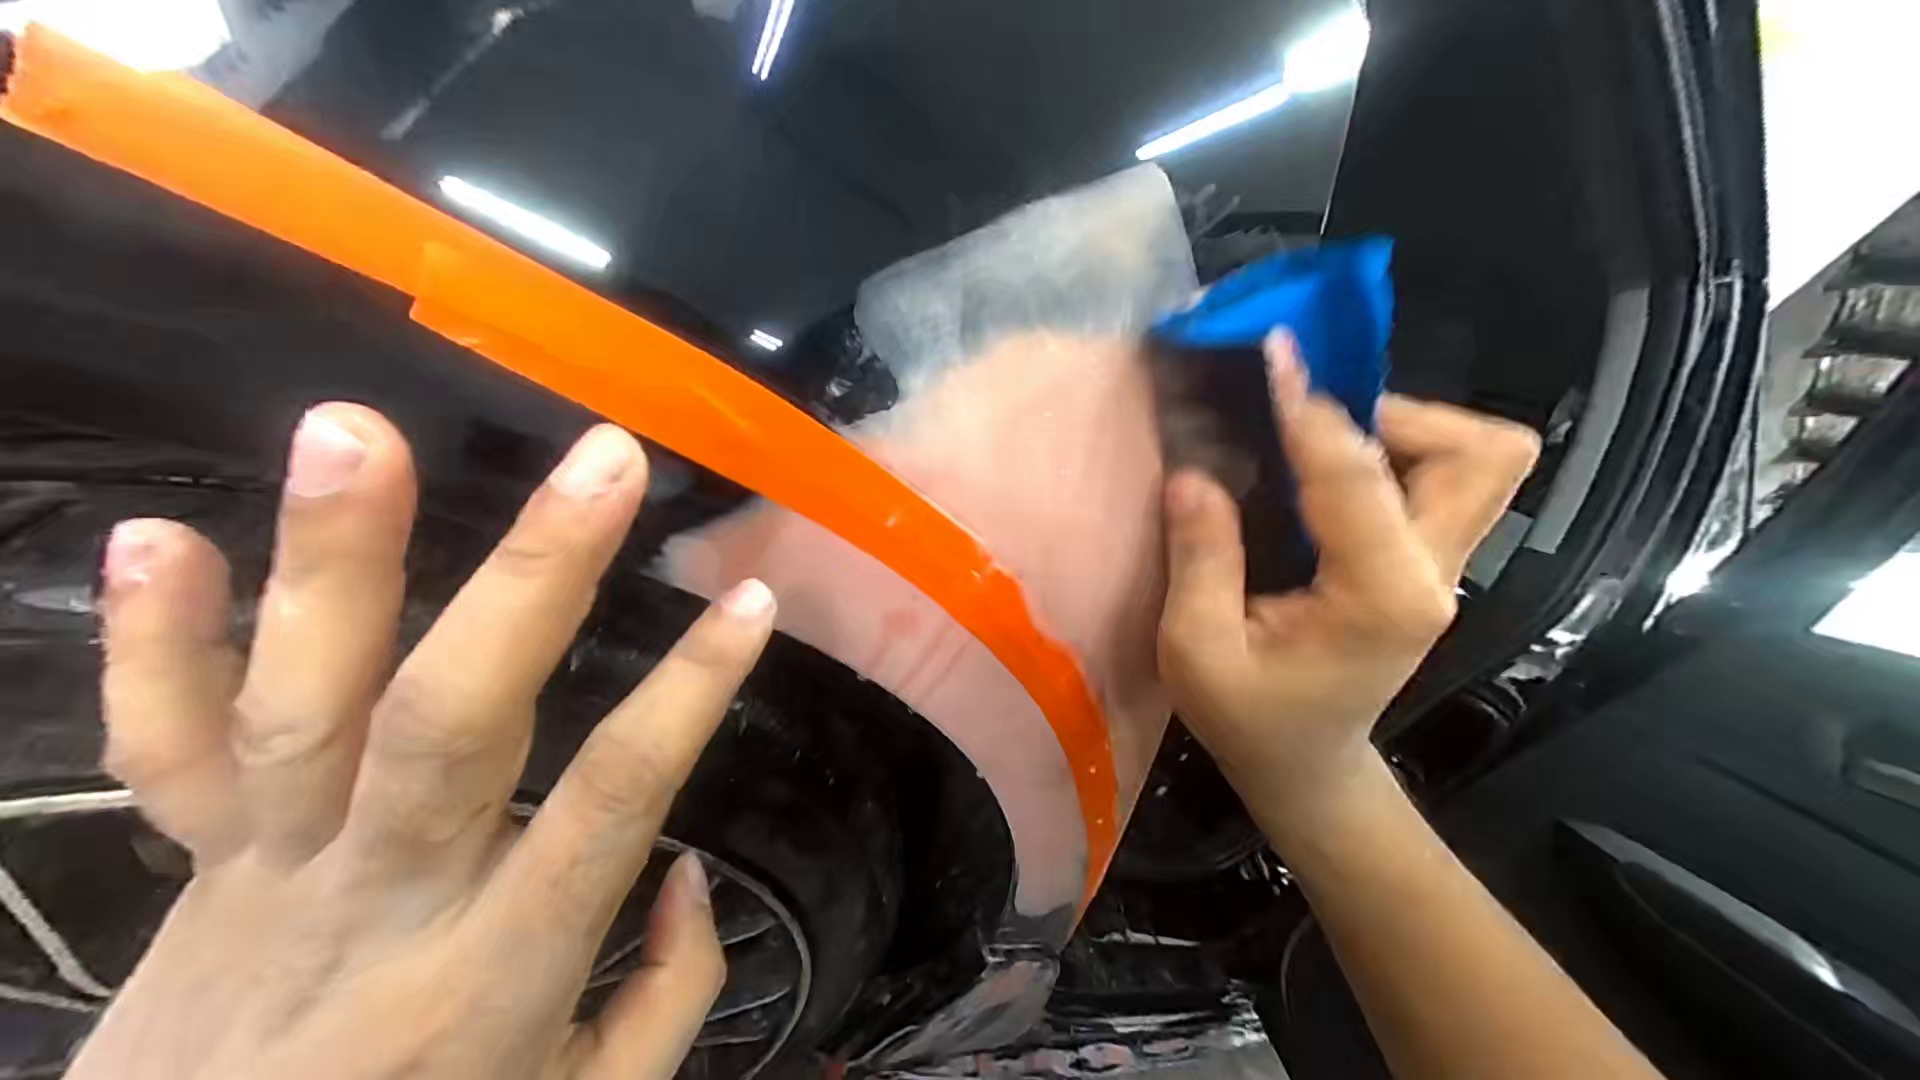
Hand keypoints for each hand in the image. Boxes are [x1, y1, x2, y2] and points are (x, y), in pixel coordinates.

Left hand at [75, 403, 775, 1079]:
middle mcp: (375, 900)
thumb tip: (689, 871)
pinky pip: (156, 752)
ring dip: (336, 557)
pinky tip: (162, 535)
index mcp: (497, 969)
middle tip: (606, 461)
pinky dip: (156, 644)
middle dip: (541, 572)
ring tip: (360, 427)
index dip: (693, 686)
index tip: (754, 597)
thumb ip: (670, 997)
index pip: (615, 792)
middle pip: (456, 715)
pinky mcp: (178, 870)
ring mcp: (259, 876)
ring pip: (298, 704)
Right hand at [1157, 333, 1538, 827]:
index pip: (1356, 478)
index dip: (1311, 413)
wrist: (1304, 764)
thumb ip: (1201, 559)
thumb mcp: (1198, 650)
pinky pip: (1434, 482)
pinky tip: (1319, 466)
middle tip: (1308, 415)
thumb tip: (1193, 473)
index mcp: (1382, 597)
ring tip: (1313, 435)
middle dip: (1397, 413)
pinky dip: (1387, 454)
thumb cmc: (1249, 719)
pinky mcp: (1421, 566)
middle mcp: (1432, 574)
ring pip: (1473, 462)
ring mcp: (1438, 570)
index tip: (1275, 359)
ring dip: (1401, 428)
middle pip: (1479, 454)